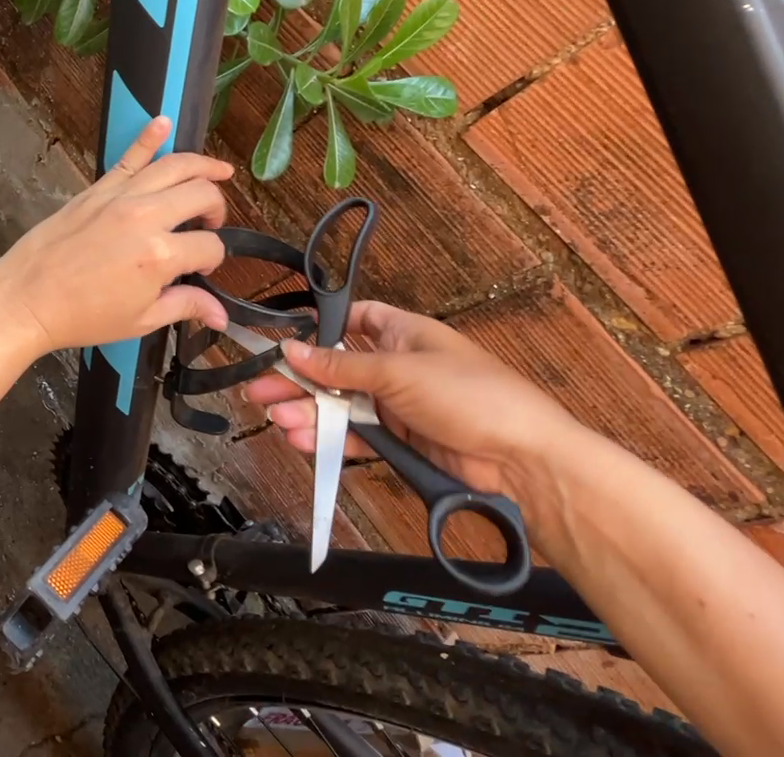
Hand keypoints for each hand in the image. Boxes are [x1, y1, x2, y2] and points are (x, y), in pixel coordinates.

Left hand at [0, 117, 232, 357]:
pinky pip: (128, 157)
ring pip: (174, 166)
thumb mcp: (140, 320)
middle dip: (215, 209)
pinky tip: (163, 122)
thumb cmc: (82, 316)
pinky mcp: (95, 190)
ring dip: (203, 165)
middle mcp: (145, 217)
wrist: (26, 300)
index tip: (200, 270)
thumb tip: (221, 315)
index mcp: (160, 255)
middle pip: (201, 194)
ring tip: (221, 171)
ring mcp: (119, 198)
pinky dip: (148, 137)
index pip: (209, 246)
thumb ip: (185, 306)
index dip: (212, 259)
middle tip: (208, 225)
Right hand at [244, 301, 587, 496]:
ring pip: (337, 405)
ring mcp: (396, 406)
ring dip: (305, 411)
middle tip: (259, 390)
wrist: (525, 463)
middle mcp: (397, 367)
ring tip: (277, 419)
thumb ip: (338, 365)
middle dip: (297, 380)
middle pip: (333, 368)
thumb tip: (290, 349)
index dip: (320, 328)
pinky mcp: (398, 442)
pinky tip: (303, 440)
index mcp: (404, 335)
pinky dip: (327, 439)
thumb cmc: (471, 396)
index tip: (284, 341)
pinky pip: (352, 436)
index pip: (355, 320)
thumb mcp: (398, 371)